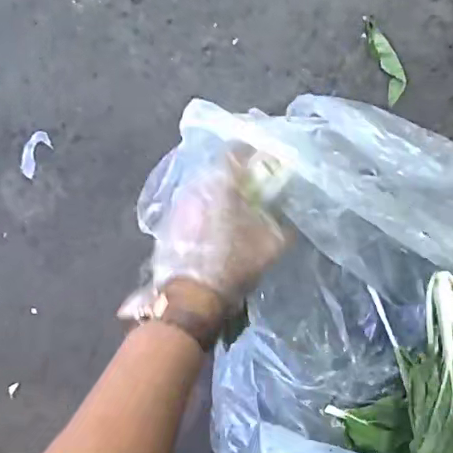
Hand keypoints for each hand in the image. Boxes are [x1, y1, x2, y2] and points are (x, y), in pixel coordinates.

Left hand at [122, 146, 291, 319]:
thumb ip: (281, 221)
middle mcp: (193, 186)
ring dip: (217, 198)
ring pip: (201, 190)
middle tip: (252, 194)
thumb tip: (286, 209)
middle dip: (235, 180)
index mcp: (219, 183)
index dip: (253, 156)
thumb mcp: (270, 246)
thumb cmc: (232, 268)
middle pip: (216, 171)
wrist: (190, 300)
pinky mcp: (165, 225)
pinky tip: (213, 231)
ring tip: (232, 214)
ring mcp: (175, 206)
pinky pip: (189, 209)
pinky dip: (203, 214)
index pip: (235, 152)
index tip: (265, 166)